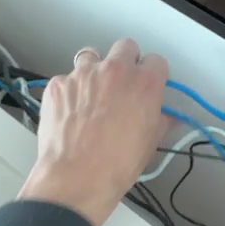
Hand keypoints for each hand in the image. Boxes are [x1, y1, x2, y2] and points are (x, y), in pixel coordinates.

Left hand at [18, 38, 173, 225]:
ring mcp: (83, 74)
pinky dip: (70, 91)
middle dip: (125, 62)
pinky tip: (71, 112)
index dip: (153, 74)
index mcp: (144, 84)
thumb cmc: (116, 165)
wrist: (77, 178)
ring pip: (92, 56)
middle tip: (122, 85)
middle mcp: (115, 71)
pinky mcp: (58, 84)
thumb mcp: (149, 144)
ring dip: (95, 70)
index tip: (148, 85)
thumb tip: (165, 118)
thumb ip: (159, 122)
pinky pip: (66, 79)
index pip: (156, 62)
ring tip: (93, 95)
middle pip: (125, 47)